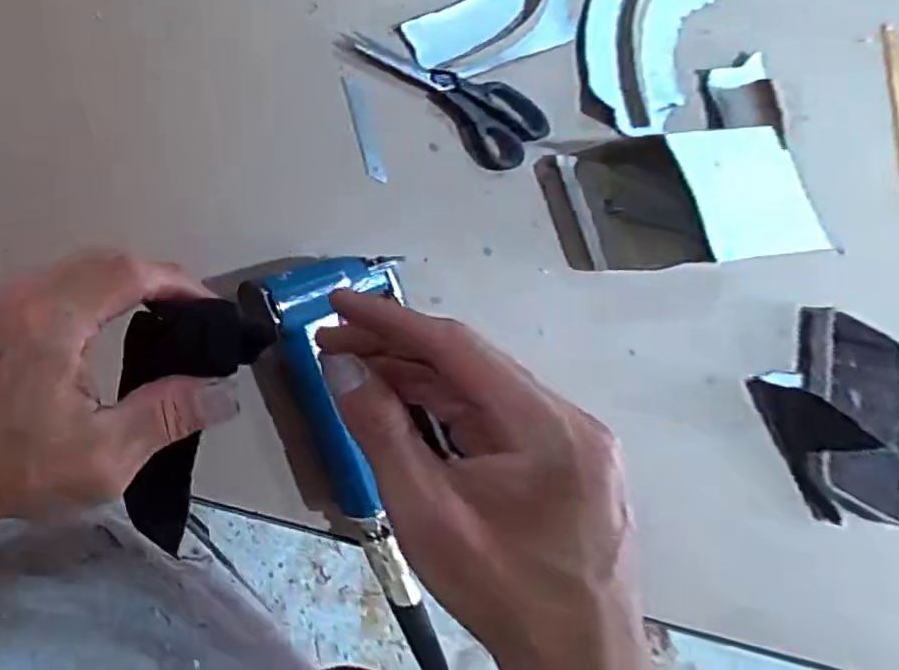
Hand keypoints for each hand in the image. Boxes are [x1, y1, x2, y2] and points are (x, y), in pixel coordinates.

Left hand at [0, 250, 243, 523]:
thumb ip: (167, 415)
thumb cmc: (20, 469)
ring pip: (91, 262)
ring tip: (170, 313)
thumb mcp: (104, 456)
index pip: (129, 273)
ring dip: (133, 278)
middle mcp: (34, 292)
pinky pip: (72, 274)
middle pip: (112, 259)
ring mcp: (18, 294)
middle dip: (160, 278)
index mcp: (55, 321)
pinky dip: (107, 283)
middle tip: (196, 313)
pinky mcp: (12, 304)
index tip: (211, 308)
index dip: (177, 283)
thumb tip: (224, 393)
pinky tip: (124, 313)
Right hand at [318, 291, 646, 669]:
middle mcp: (564, 419)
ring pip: (473, 385)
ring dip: (411, 373)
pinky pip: (485, 412)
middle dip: (393, 347)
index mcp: (545, 427)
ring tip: (354, 367)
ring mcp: (565, 438)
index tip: (340, 303)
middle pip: (464, 362)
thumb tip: (341, 366)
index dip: (390, 319)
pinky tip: (397, 400)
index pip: (455, 347)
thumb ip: (380, 430)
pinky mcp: (557, 456)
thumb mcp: (426, 513)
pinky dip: (436, 402)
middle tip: (333, 342)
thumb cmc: (504, 596)